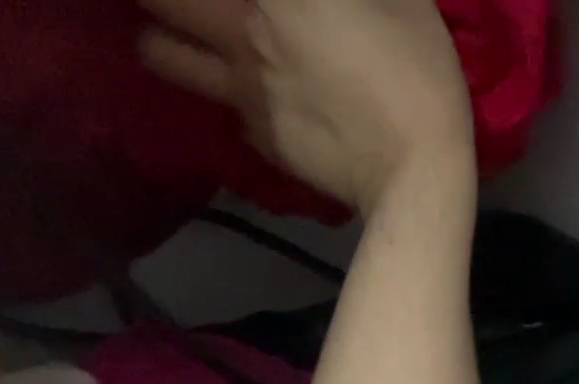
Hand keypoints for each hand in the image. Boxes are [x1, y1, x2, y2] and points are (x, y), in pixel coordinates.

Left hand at [137, 0, 475, 214]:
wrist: (417, 171)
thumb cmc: (418, 70)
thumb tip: (328, 2)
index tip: (275, 8)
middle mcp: (239, 30)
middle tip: (181, 4)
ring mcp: (243, 92)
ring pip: (161, 53)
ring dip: (162, 37)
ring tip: (183, 35)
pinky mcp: (260, 139)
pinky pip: (219, 105)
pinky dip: (222, 93)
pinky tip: (248, 93)